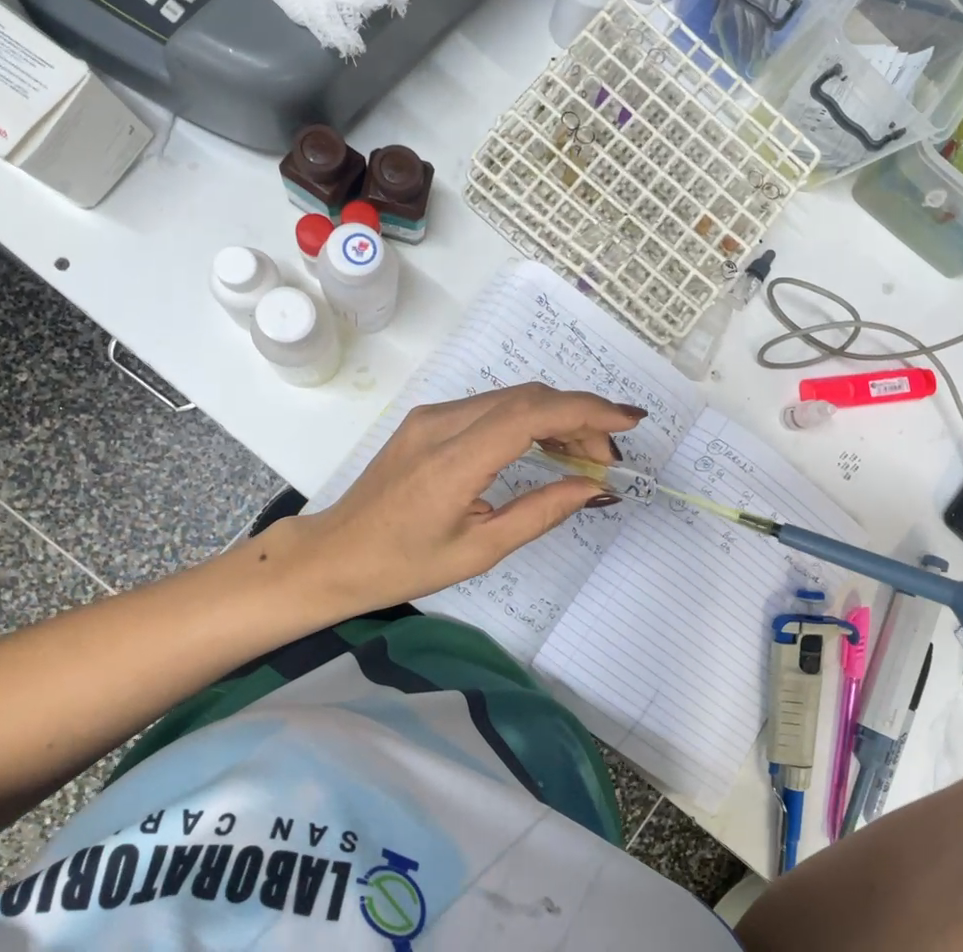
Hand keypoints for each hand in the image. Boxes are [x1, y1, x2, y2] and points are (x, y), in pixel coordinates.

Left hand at [270, 383, 643, 612]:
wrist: (334, 554)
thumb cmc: (402, 566)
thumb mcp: (479, 551)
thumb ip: (540, 513)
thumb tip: (593, 488)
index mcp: (453, 462)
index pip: (531, 414)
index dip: (586, 411)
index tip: (628, 423)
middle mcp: (442, 424)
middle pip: (527, 398)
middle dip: (579, 416)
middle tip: (608, 457)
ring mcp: (431, 416)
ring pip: (511, 397)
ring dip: (556, 416)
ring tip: (585, 454)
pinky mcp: (428, 420)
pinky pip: (491, 407)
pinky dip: (529, 419)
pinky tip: (547, 445)